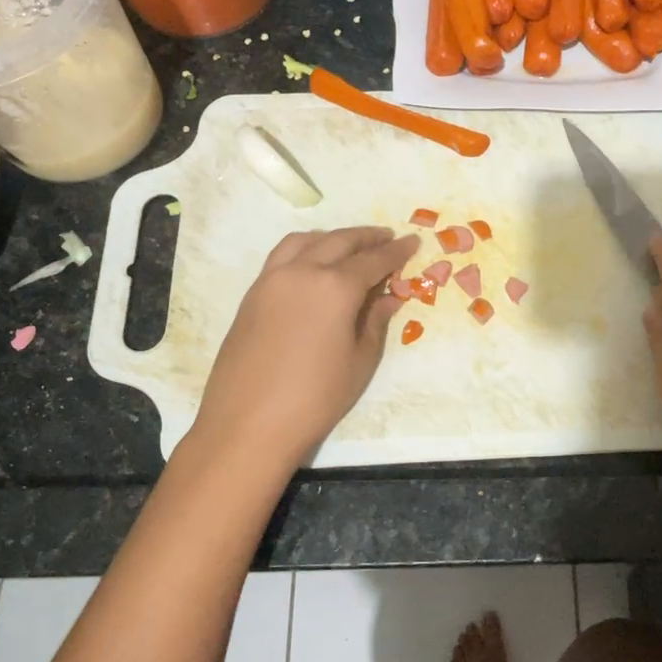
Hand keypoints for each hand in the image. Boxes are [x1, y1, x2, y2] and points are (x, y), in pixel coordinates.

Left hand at [185, 227, 418, 471]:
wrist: (249, 423)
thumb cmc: (315, 398)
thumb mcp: (360, 362)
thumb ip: (376, 322)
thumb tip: (390, 297)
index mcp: (336, 287)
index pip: (374, 259)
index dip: (396, 251)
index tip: (412, 242)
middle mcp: (303, 271)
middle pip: (340, 242)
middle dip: (367, 237)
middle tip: (387, 238)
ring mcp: (272, 279)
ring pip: (307, 241)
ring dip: (334, 238)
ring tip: (351, 246)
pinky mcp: (253, 294)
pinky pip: (283, 255)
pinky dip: (305, 248)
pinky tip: (314, 263)